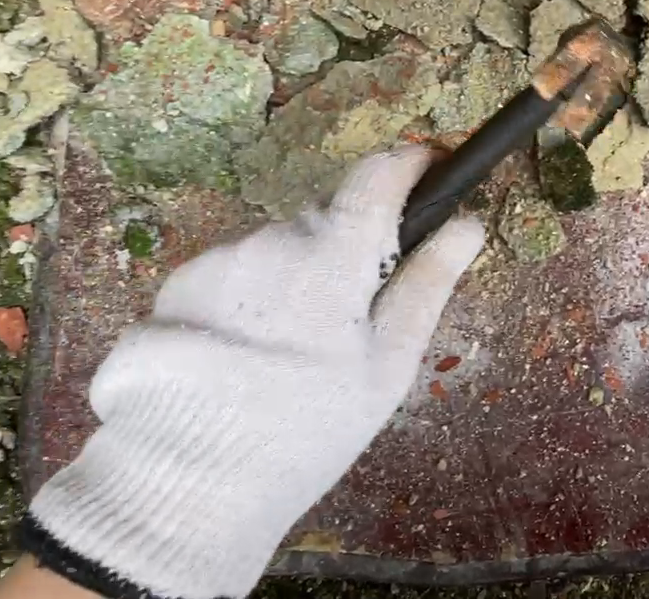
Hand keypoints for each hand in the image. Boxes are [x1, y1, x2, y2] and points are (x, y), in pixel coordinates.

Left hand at [19, 148, 484, 598]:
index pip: (380, 172)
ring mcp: (220, 257)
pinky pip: (239, 267)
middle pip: (331, 215)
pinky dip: (258, 290)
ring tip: (296, 342)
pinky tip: (249, 348)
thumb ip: (428, 282)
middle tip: (358, 311)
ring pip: (284, 243)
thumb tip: (469, 223)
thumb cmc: (310, 423)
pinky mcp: (179, 283)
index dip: (412, 162)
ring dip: (302, 269)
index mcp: (332, 252)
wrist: (184, 485)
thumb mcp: (388, 361)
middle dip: (354, 242)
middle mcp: (273, 237)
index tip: (431, 170)